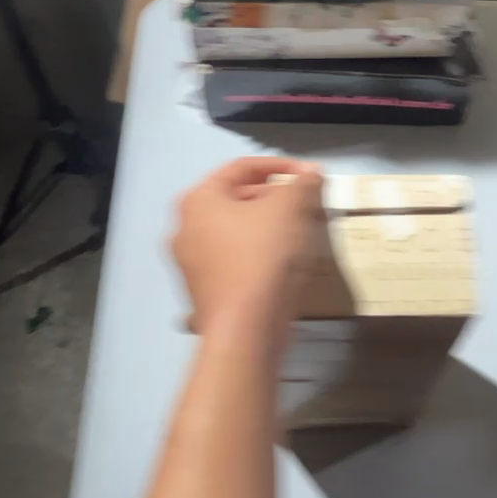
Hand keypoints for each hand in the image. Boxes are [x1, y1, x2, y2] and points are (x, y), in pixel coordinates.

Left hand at [169, 157, 324, 339]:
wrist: (247, 330)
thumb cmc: (263, 257)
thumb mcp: (290, 209)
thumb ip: (302, 184)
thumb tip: (311, 174)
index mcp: (198, 201)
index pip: (242, 167)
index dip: (281, 166)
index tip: (311, 176)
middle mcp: (184, 229)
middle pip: (237, 198)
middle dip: (276, 197)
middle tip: (308, 203)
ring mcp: (191, 264)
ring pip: (237, 231)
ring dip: (270, 225)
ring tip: (302, 230)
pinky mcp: (206, 292)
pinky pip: (236, 259)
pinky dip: (260, 252)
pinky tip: (286, 261)